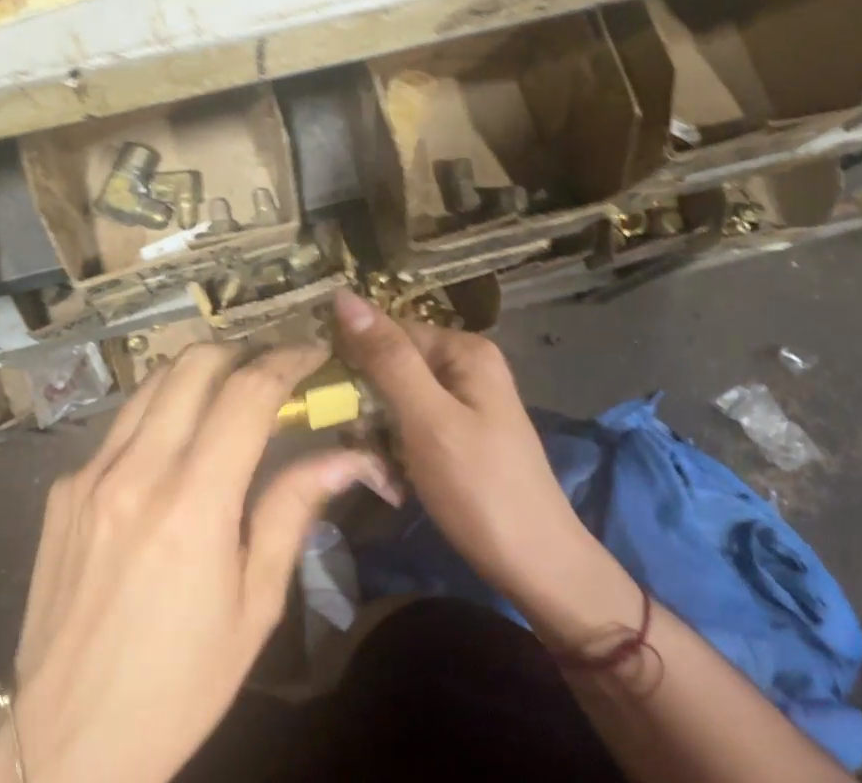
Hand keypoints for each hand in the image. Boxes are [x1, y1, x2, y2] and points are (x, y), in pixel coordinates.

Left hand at [0, 342, 395, 782]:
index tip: (313, 354)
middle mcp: (135, 472)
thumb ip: (292, 513)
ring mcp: (88, 476)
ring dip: (196, 375)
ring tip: (229, 396)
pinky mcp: (61, 491)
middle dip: (240, 351)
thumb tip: (345, 456)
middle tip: (272, 371)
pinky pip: (117, 429)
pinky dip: (157, 417)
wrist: (69, 736)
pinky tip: (174, 452)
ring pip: (149, 387)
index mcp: (193, 504)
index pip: (247, 393)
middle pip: (191, 366)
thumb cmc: (181, 682)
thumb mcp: (255, 607)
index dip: (287, 360)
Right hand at [330, 289, 629, 640]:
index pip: (386, 330)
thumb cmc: (480, 488)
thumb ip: (386, 359)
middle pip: (389, 367)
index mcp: (463, 350)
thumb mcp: (427, 418)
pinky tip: (395, 483)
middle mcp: (466, 368)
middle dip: (366, 406)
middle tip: (361, 447)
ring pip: (394, 403)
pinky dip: (395, 454)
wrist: (536, 565)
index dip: (351, 358)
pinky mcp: (458, 439)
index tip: (325, 397)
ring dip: (377, 437)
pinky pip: (409, 431)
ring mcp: (464, 406)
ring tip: (382, 473)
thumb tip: (343, 296)